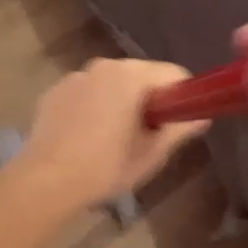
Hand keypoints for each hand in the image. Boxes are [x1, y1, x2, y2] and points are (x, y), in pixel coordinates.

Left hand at [17, 58, 209, 210]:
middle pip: (142, 75)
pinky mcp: (54, 91)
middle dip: (149, 99)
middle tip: (147, 136)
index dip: (182, 97)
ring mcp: (76, 76)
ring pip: (112, 83)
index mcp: (132, 75)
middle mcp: (104, 65)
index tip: (177, 123)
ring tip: (113, 139)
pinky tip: (85, 138)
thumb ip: (180, 129)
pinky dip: (92, 107)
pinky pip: (86, 92)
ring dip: (119, 102)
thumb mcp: (152, 154)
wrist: (44, 183)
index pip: (173, 74)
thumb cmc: (105, 167)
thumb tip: (202, 116)